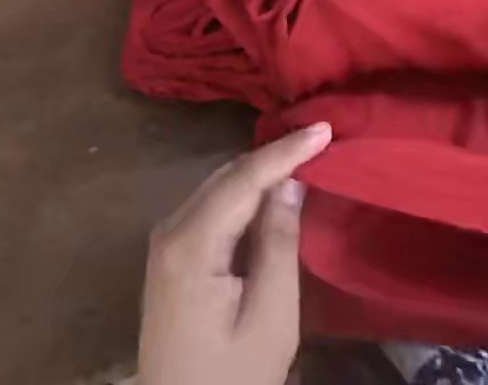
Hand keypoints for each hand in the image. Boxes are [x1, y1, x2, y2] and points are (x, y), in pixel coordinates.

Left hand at [138, 122, 331, 384]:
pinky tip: (270, 189)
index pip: (243, 180)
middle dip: (274, 156)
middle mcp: (169, 230)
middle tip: (319, 140)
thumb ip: (279, 243)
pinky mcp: (170, 253)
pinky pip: (212, 204)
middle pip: (228, 176)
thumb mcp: (270, 319)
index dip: (286, 151)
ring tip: (302, 155)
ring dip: (259, 171)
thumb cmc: (233, 380)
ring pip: (219, 185)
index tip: (323, 128)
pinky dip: (243, 191)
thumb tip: (290, 182)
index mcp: (190, 246)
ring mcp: (165, 240)